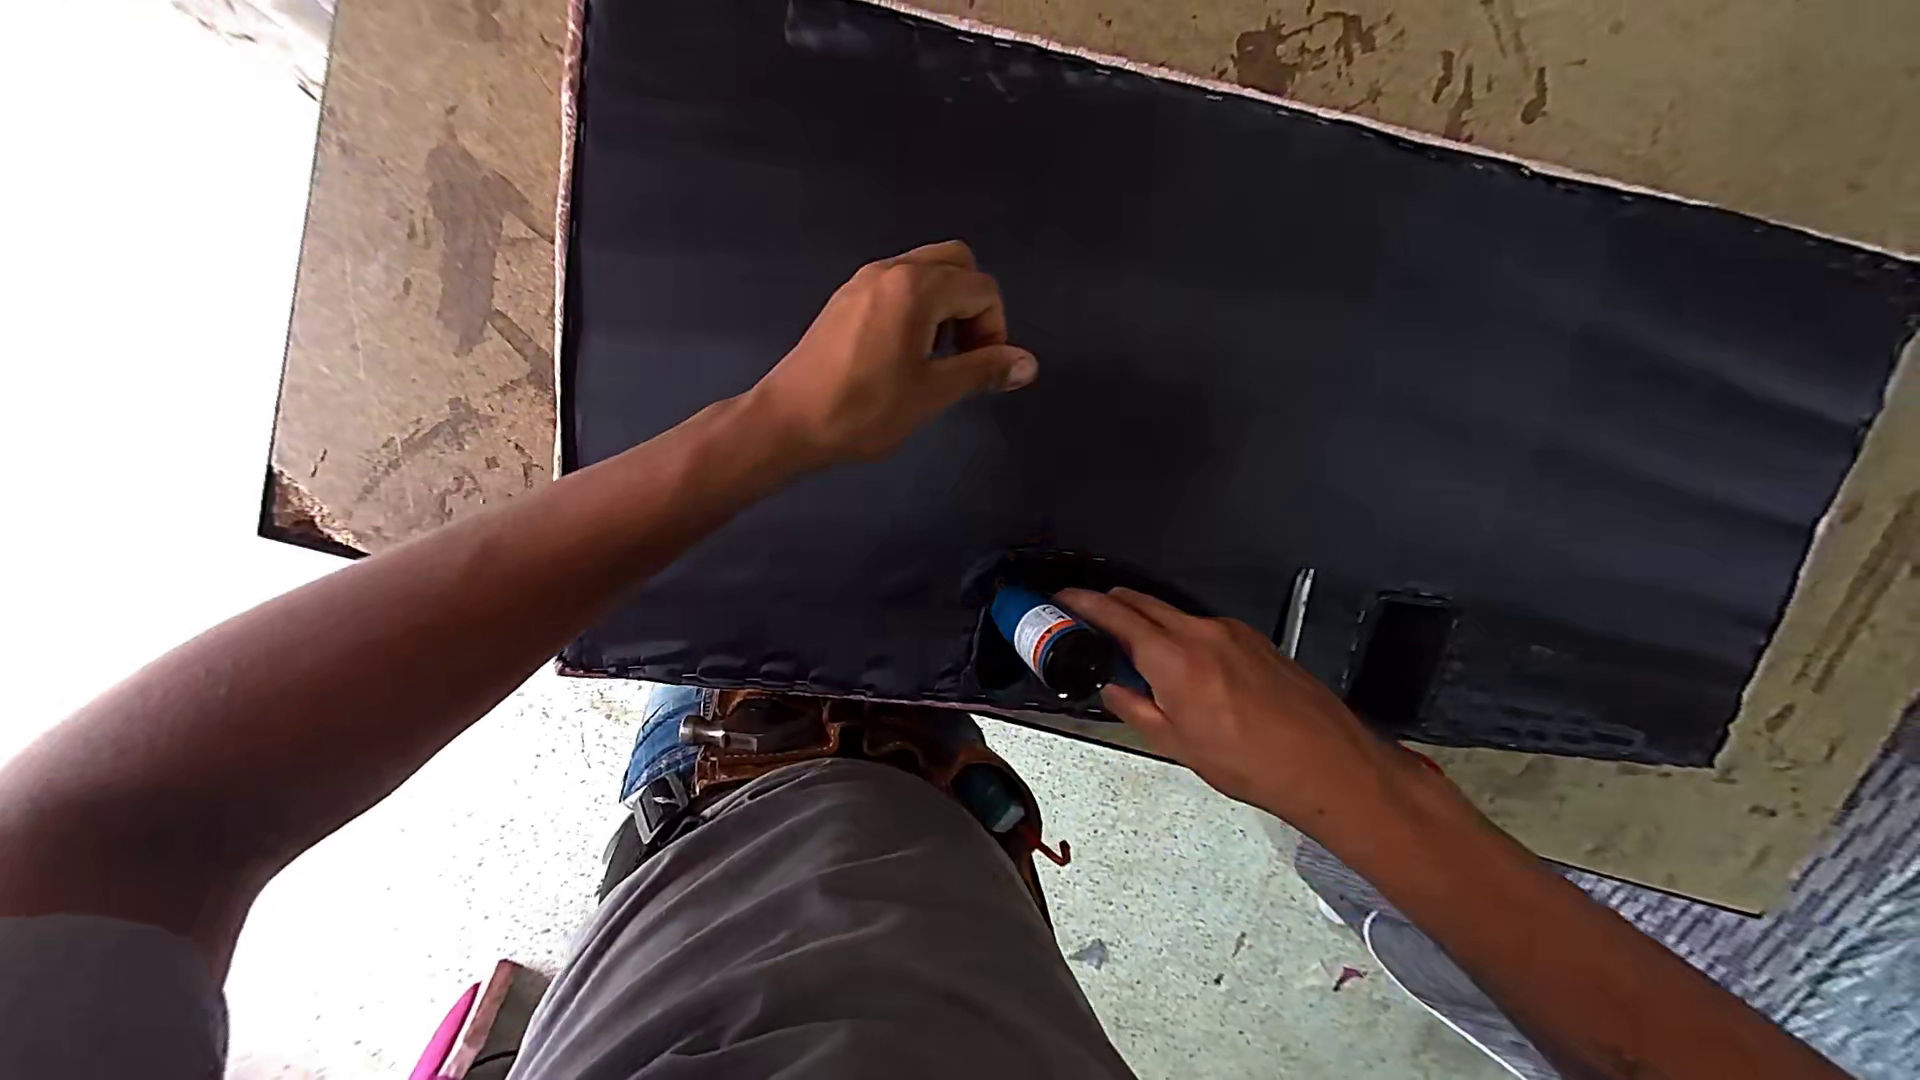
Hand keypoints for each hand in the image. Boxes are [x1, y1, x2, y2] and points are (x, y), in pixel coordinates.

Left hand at [746, 241, 1037, 465]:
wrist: (788, 422)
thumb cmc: (865, 410)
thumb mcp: (932, 393)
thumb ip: (984, 370)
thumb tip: (1029, 363)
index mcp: (916, 286)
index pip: (982, 289)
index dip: (995, 329)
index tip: (981, 370)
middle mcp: (890, 270)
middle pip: (956, 264)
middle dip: (974, 305)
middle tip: (965, 353)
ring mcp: (862, 281)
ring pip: (925, 272)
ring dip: (946, 306)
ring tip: (937, 357)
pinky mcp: (845, 300)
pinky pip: (897, 287)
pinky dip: (917, 308)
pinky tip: (905, 354)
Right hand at [1058, 587, 1413, 830]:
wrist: (1329, 764)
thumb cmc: (1255, 762)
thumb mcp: (1177, 744)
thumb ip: (1135, 708)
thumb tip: (1116, 690)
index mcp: (1175, 659)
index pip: (1116, 614)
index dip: (1083, 602)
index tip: (1065, 598)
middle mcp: (1202, 633)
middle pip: (1141, 600)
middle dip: (1110, 605)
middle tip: (1089, 622)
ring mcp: (1231, 631)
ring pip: (1172, 611)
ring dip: (1145, 620)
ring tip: (1135, 651)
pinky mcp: (1253, 639)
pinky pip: (1201, 624)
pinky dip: (1178, 632)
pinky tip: (1181, 663)